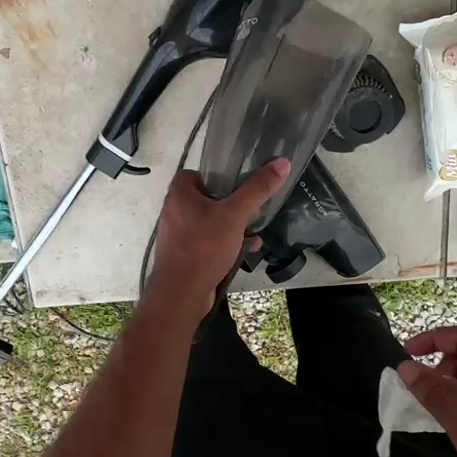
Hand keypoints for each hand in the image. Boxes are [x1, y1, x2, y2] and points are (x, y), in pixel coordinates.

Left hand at [145, 159, 289, 317]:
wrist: (182, 293)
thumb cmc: (204, 247)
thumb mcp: (235, 215)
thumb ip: (257, 189)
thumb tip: (282, 163)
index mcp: (179, 195)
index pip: (194, 173)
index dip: (215, 174)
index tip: (236, 181)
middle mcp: (174, 212)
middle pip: (205, 198)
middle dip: (230, 202)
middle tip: (250, 205)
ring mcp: (178, 236)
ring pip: (209, 222)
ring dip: (232, 225)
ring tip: (254, 228)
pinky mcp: (185, 256)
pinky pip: (208, 243)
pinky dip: (226, 243)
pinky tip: (248, 249)